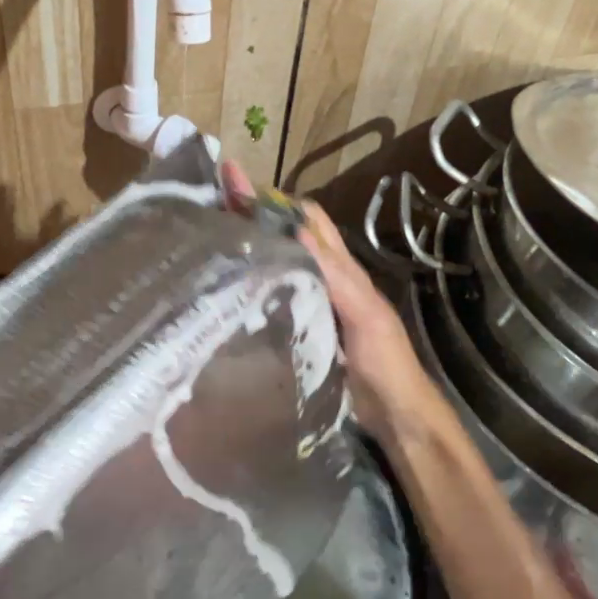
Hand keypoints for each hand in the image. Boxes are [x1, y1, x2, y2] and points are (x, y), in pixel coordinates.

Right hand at [218, 164, 450, 449]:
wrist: (394, 416)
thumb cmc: (385, 361)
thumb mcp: (365, 313)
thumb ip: (336, 275)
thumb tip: (296, 230)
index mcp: (339, 267)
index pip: (305, 218)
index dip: (274, 198)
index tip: (234, 182)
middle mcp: (318, 278)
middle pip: (282, 235)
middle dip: (249, 214)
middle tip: (207, 202)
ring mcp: (305, 305)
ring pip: (271, 263)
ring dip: (243, 245)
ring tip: (203, 234)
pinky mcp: (293, 332)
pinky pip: (266, 297)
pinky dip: (244, 283)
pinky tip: (219, 286)